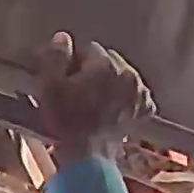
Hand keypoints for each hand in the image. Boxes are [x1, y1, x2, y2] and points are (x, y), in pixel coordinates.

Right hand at [34, 32, 153, 160]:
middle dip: (92, 68)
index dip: (72, 60)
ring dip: (107, 80)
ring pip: (120, 74)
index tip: (63, 76)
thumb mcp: (49, 85)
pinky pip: (131, 90)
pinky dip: (122, 94)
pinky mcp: (145, 108)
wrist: (88, 155)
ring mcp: (140, 92)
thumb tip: (63, 37)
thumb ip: (55, 56)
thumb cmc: (66, 119)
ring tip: (91, 98)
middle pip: (106, 59)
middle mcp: (129, 74)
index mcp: (106, 65)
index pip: (87, 48)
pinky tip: (108, 105)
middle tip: (76, 87)